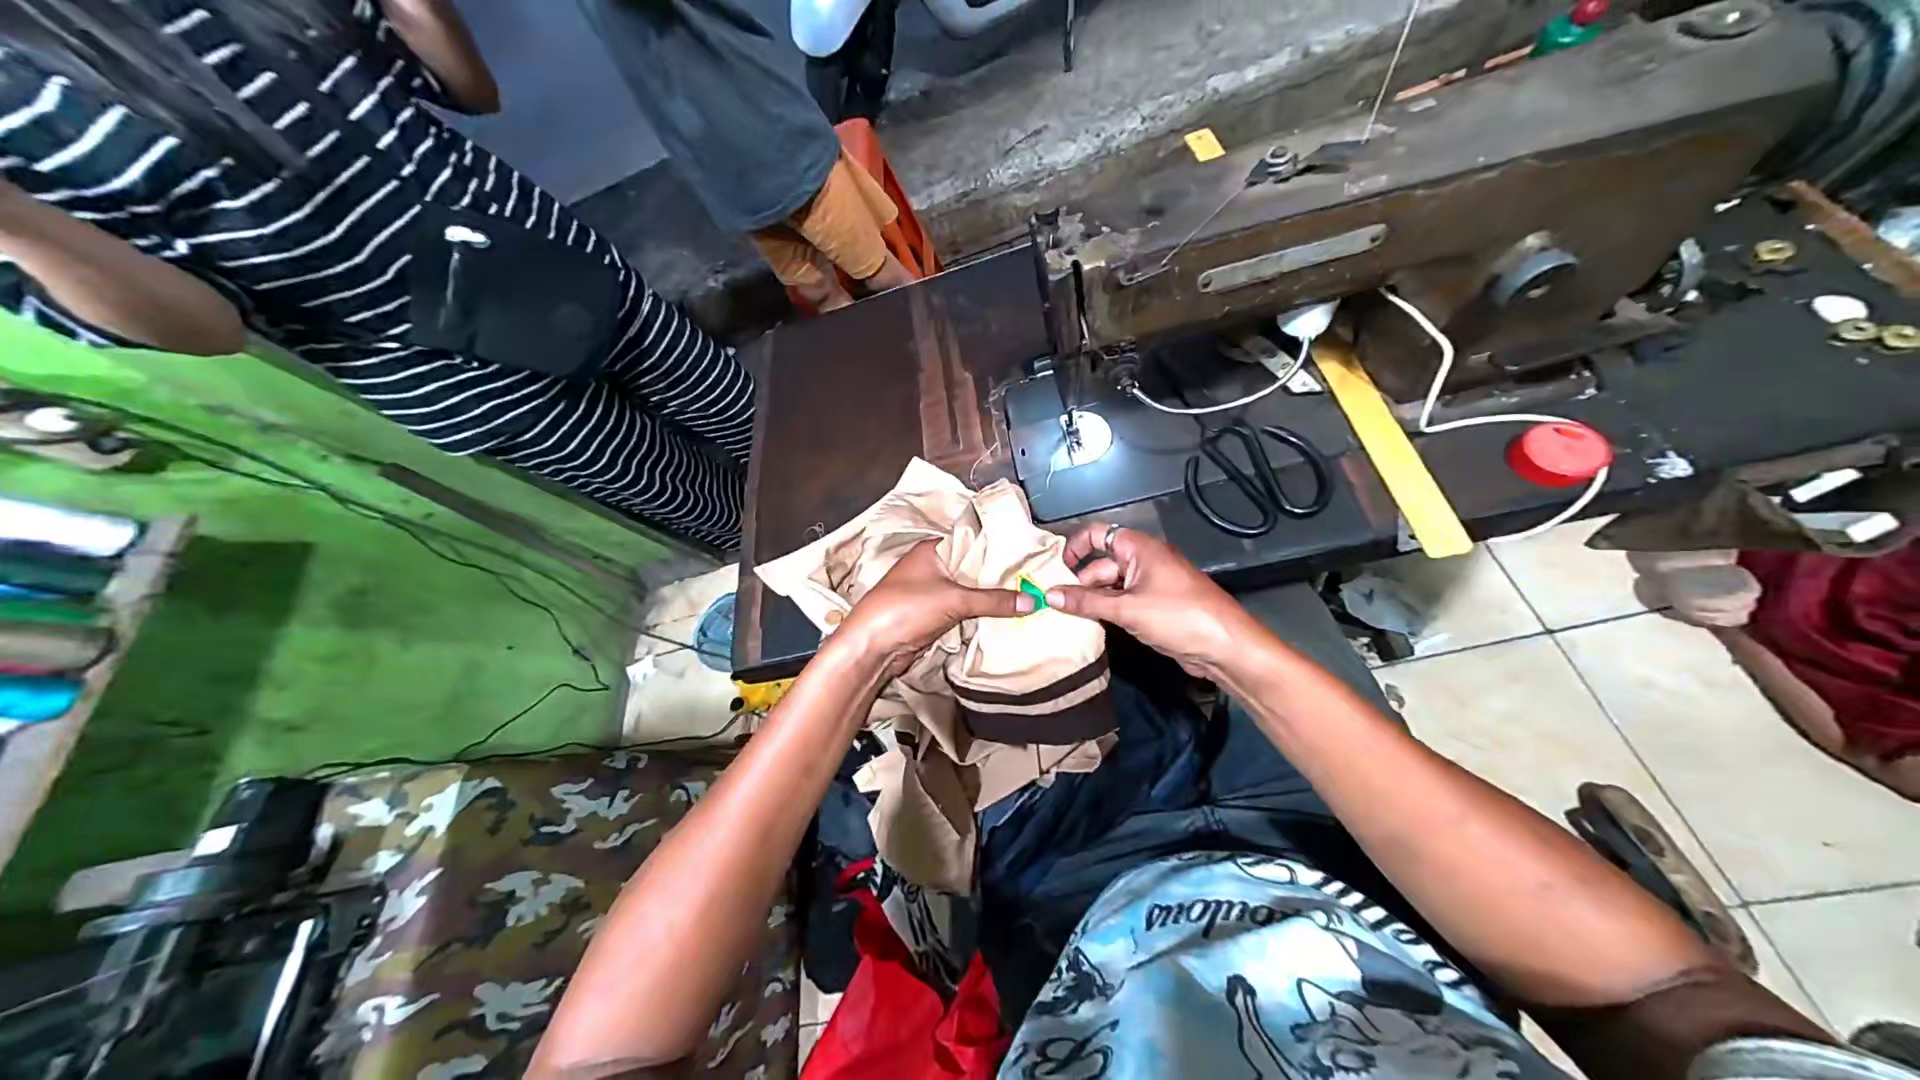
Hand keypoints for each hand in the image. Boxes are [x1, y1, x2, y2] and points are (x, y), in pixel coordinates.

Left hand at [836, 540, 1033, 675]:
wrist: (872, 647)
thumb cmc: (905, 609)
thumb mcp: (955, 600)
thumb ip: (994, 600)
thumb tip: (1031, 601)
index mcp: (932, 550)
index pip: (972, 541)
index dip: (998, 548)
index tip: (1027, 555)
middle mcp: (932, 567)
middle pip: (973, 569)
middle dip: (998, 577)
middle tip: (1033, 579)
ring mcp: (932, 592)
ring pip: (969, 591)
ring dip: (990, 597)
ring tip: (1026, 596)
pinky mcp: (933, 616)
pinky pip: (964, 610)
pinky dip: (980, 613)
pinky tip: (1004, 615)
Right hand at [1044, 524, 1255, 676]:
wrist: (1225, 646)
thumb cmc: (1178, 617)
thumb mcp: (1127, 609)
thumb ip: (1086, 602)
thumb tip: (1050, 595)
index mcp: (1140, 548)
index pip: (1098, 534)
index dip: (1076, 547)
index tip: (1056, 569)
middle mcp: (1145, 561)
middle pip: (1102, 564)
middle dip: (1080, 582)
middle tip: (1056, 604)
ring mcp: (1151, 584)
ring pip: (1112, 586)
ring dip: (1093, 600)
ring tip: (1068, 618)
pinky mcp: (1156, 606)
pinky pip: (1124, 602)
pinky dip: (1108, 611)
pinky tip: (1092, 625)